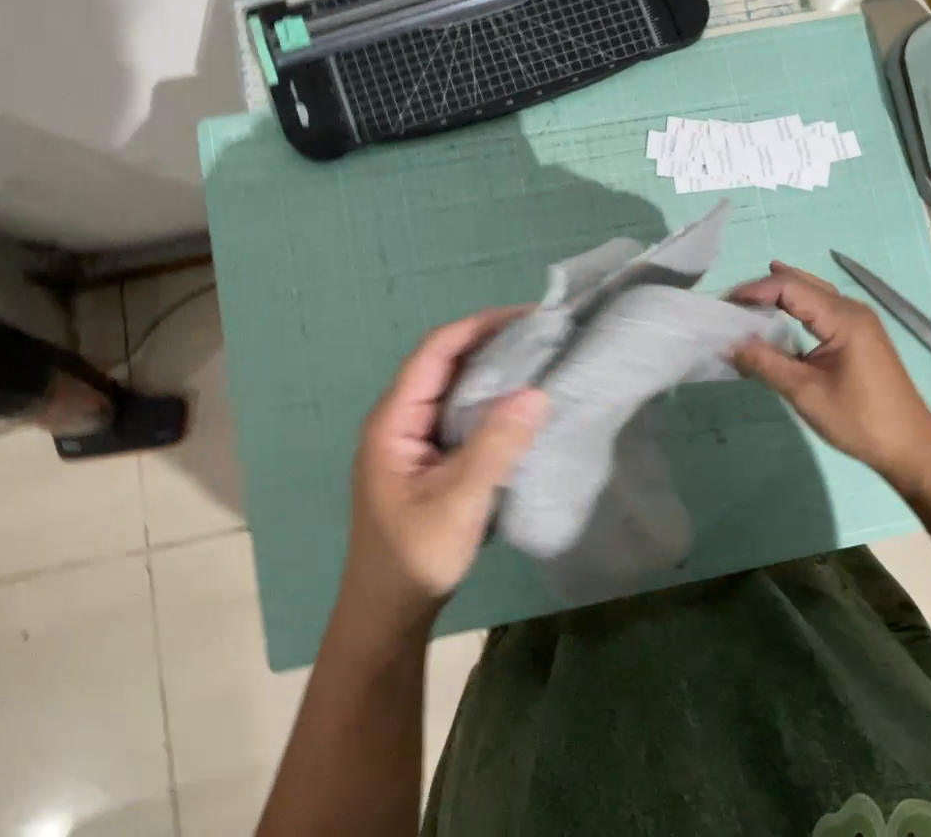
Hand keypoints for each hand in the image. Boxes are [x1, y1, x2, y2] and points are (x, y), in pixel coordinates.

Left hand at [342, 307, 547, 632]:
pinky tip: (520, 407)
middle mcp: (398, 422)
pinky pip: (458, 418)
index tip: (527, 316)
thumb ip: (495, 447)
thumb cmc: (414, 558)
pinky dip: (488, 404)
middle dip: (490, 344)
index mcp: (392, 422)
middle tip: (543, 336)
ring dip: (491, 373)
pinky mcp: (426, 463)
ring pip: (452, 392)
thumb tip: (536, 392)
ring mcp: (411, 443)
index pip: (434, 353)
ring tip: (540, 362)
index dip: (478, 327)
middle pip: (443, 365)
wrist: (387, 614)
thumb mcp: (458, 502)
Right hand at [729, 262, 930, 491]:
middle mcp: (853, 311)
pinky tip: (780, 315)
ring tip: (747, 300)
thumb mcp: (805, 392)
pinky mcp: (860, 337)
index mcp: (843, 318)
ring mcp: (859, 323)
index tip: (724, 306)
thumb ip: (765, 363)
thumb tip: (729, 344)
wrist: (909, 446)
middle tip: (731, 302)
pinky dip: (796, 307)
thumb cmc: (859, 419)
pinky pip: (822, 310)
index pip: (789, 288)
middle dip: (764, 287)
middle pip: (802, 283)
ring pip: (814, 294)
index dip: (754, 291)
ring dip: (780, 294)